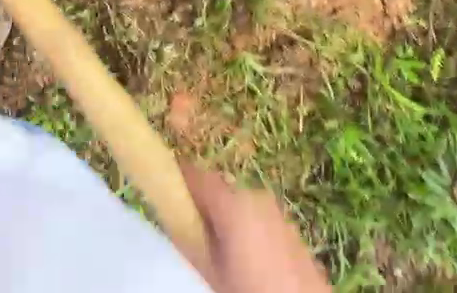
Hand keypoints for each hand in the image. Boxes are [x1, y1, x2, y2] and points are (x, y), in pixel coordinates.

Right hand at [179, 163, 330, 292]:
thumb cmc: (251, 291)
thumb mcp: (210, 271)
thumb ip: (186, 238)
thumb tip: (168, 216)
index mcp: (232, 202)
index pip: (193, 174)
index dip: (176, 181)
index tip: (165, 197)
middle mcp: (255, 196)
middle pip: (217, 189)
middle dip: (203, 206)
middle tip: (193, 235)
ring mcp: (277, 212)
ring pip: (239, 204)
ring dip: (227, 219)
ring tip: (223, 253)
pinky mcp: (292, 229)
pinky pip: (259, 219)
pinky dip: (249, 230)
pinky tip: (250, 261)